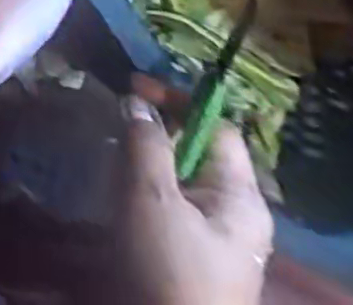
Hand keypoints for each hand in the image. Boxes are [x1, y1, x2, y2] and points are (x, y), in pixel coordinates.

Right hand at [116, 94, 273, 304]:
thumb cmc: (169, 267)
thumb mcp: (152, 198)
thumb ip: (146, 144)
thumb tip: (137, 101)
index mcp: (242, 198)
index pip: (218, 128)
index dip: (179, 100)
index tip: (132, 87)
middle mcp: (236, 212)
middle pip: (198, 150)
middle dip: (156, 128)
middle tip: (115, 117)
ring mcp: (215, 234)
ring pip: (179, 174)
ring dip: (145, 155)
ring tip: (111, 149)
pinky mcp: (191, 249)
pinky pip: (169, 198)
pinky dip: (143, 181)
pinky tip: (118, 186)